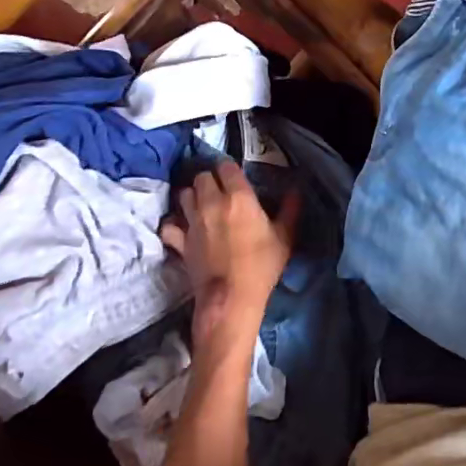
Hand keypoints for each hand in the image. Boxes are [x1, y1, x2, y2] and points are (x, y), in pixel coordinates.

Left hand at [161, 162, 294, 339]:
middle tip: (219, 191)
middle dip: (209, 180)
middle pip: (202, 176)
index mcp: (239, 197)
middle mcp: (212, 202)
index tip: (235, 177)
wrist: (231, 298)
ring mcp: (192, 221)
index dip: (230, 169)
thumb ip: (290, 210)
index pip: (226, 166)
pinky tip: (182, 228)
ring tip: (201, 205)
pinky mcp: (180, 241)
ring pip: (184, 194)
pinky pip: (169, 224)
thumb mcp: (284, 238)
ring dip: (192, 196)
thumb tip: (295, 191)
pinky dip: (174, 224)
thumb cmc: (261, 267)